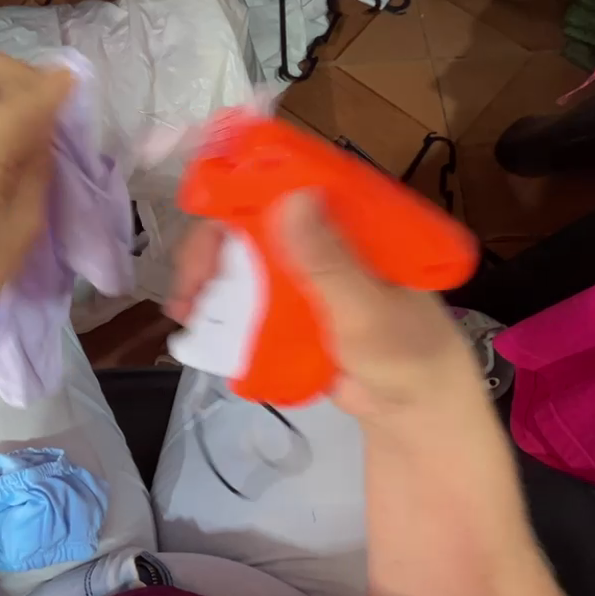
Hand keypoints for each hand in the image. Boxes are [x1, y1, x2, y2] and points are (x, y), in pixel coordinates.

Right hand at [167, 192, 478, 421]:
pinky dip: (214, 305)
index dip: (239, 192)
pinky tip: (195, 320)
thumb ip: (329, 261)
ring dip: (204, 278)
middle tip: (190, 287)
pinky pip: (242, 296)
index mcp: (348, 222)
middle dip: (209, 249)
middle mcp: (319, 239)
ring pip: (238, 260)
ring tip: (184, 310)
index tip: (205, 220)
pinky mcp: (285, 308)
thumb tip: (290, 198)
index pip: (286, 186)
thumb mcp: (366, 307)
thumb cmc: (405, 352)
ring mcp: (299, 275)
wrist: (409, 409)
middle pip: (248, 224)